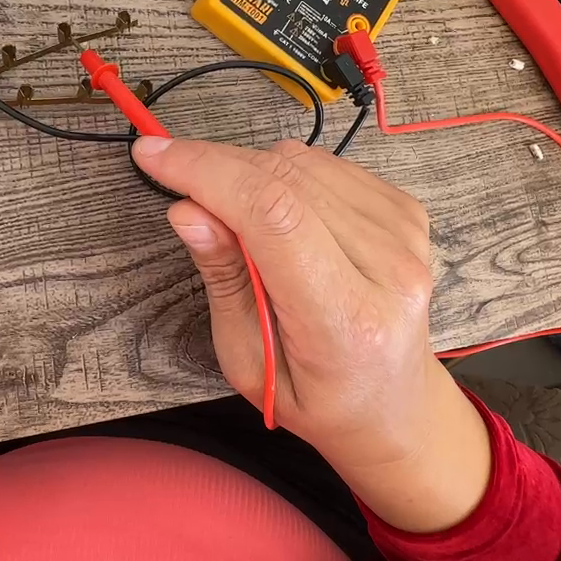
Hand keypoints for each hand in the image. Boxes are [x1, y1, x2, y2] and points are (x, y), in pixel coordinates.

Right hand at [132, 136, 491, 532]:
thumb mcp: (247, 360)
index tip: (153, 155)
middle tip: (168, 168)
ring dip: (246, 170)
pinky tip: (276, 208)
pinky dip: (281, 173)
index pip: (273, 217)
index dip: (207, 173)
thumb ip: (222, 278)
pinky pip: (322, 163)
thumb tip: (188, 210)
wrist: (396, 404)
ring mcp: (403, 234)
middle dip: (212, 163)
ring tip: (231, 211)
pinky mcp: (406, 209)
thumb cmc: (316, 394)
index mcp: (346, 320)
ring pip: (298, 162)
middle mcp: (388, 268)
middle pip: (283, 179)